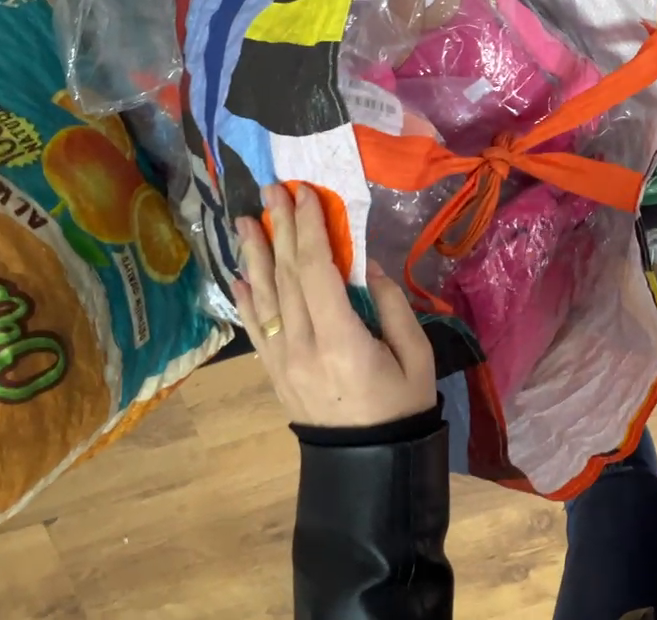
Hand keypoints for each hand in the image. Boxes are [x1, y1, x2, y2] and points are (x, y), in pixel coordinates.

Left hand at [231, 183, 436, 427]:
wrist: (369, 466)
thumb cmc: (402, 407)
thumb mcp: (416, 355)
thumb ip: (393, 307)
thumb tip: (370, 267)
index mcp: (340, 339)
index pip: (317, 271)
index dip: (308, 229)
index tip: (305, 195)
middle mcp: (302, 346)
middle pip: (286, 276)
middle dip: (279, 228)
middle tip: (271, 190)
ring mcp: (283, 361)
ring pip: (264, 297)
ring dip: (255, 254)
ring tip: (245, 220)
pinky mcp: (275, 373)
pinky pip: (255, 330)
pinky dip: (246, 299)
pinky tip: (240, 274)